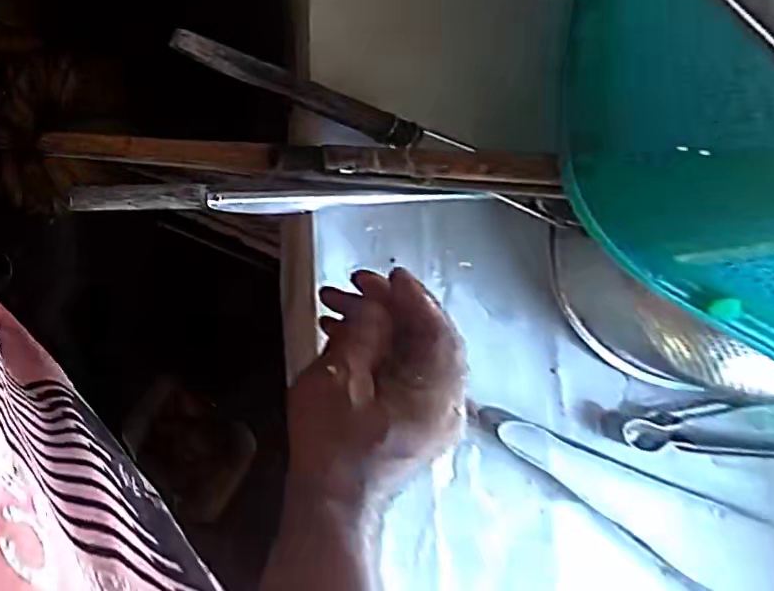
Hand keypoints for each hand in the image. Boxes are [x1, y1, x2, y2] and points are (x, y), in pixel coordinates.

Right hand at [287, 268, 465, 507]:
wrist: (331, 497)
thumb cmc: (331, 444)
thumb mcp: (338, 378)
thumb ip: (362, 335)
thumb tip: (376, 307)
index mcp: (432, 396)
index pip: (438, 333)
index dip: (415, 298)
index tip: (391, 275)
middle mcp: (442, 405)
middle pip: (428, 340)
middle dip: (390, 305)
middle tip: (356, 284)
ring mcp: (429, 414)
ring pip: (413, 352)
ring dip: (377, 322)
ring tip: (336, 304)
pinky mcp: (411, 419)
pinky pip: (404, 369)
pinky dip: (377, 344)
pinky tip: (343, 333)